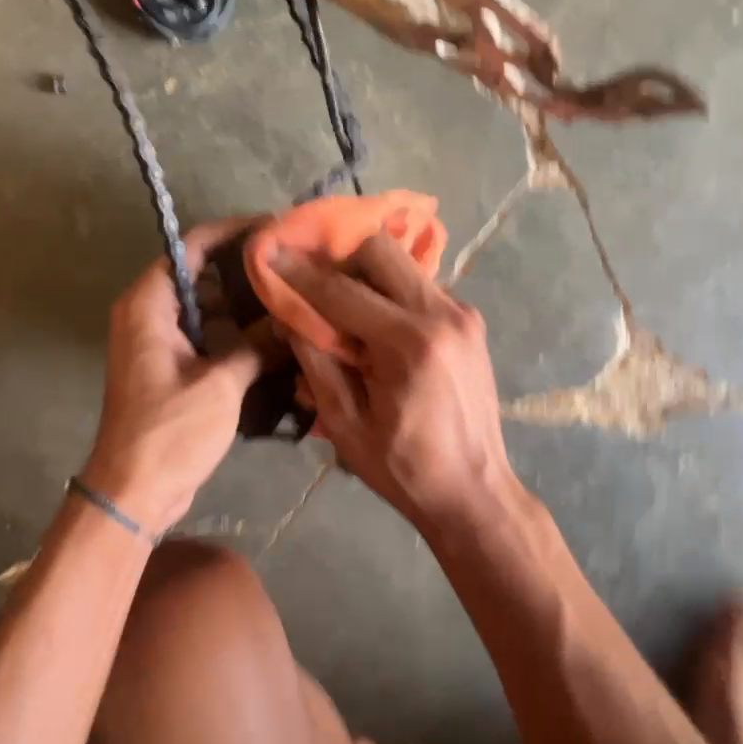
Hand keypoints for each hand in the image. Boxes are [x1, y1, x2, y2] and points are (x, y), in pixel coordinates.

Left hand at [82, 219, 266, 532]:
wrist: (133, 491)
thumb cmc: (170, 432)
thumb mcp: (221, 385)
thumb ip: (257, 345)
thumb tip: (293, 317)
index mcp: (149, 304)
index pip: (191, 247)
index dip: (232, 233)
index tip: (274, 228)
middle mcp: (147, 313)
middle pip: (199, 275)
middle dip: (243, 272)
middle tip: (293, 267)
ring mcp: (156, 341)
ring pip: (204, 308)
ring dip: (241, 307)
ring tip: (291, 299)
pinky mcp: (167, 367)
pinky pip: (202, 336)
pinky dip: (232, 335)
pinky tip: (273, 339)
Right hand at [272, 235, 515, 527]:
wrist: (475, 494)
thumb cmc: (403, 468)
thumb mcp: (344, 422)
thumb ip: (314, 360)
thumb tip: (286, 314)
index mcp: (410, 343)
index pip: (340, 289)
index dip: (298, 271)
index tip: (266, 251)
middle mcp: (442, 314)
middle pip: (380, 249)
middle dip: (337, 254)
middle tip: (306, 272)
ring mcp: (462, 314)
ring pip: (401, 263)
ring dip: (362, 272)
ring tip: (333, 297)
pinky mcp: (469, 321)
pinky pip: (417, 286)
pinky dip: (386, 291)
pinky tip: (368, 320)